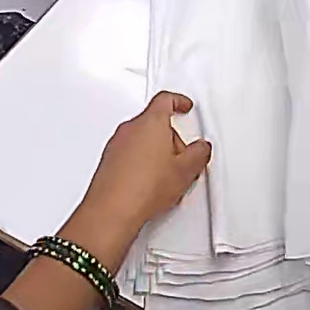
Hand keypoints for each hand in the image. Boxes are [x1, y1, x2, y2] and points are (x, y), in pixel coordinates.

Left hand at [73, 92, 212, 238]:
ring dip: (155, 150)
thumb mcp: (185, 170)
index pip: (165, 99)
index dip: (178, 101)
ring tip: (167, 174)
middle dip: (171, 136)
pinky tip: (150, 182)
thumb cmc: (143, 187)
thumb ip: (199, 153)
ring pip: (141, 138)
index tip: (184, 105)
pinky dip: (140, 161)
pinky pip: (129, 153)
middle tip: (183, 154)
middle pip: (154, 121)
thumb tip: (201, 149)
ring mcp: (116, 145)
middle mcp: (130, 129)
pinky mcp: (108, 161)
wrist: (113, 209)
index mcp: (151, 122)